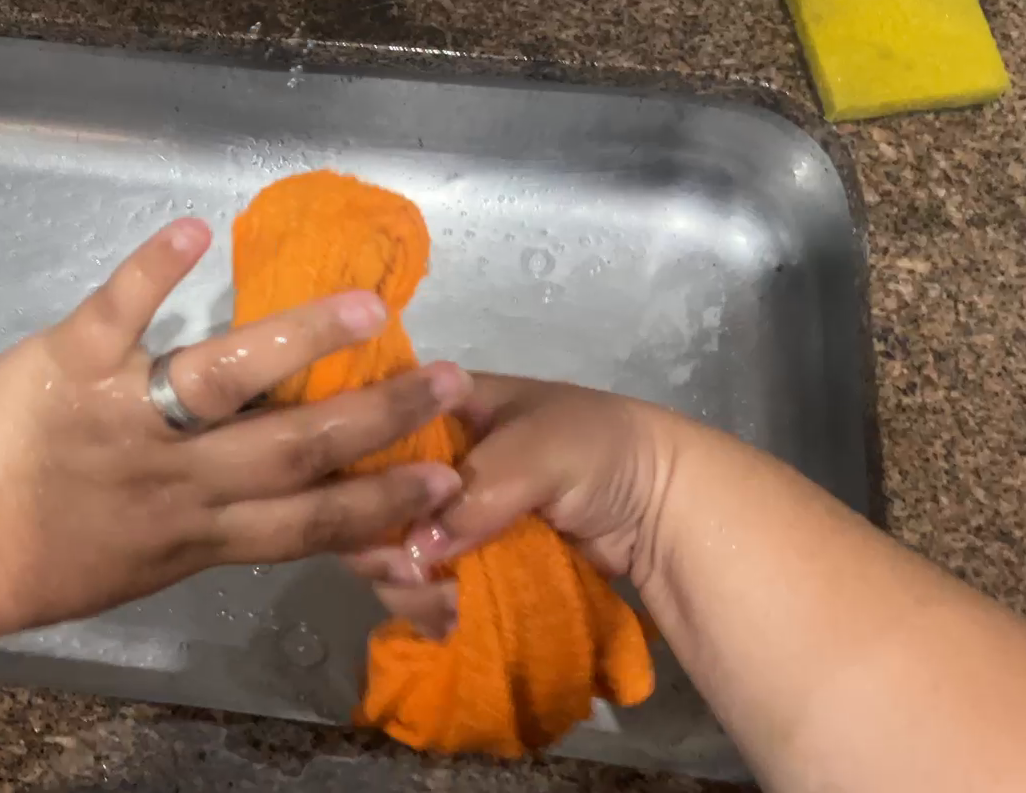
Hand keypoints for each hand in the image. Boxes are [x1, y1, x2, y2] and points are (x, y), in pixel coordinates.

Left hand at [0, 218, 471, 639]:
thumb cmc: (34, 567)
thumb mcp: (140, 568)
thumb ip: (206, 531)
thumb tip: (267, 501)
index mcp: (194, 534)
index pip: (306, 520)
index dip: (382, 499)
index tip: (445, 471)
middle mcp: (175, 478)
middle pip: (291, 447)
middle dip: (376, 416)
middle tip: (446, 379)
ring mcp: (121, 415)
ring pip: (223, 374)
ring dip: (296, 336)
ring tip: (363, 303)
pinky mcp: (68, 364)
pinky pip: (116, 310)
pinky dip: (152, 268)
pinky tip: (193, 228)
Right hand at [343, 373, 698, 637]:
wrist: (665, 508)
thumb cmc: (599, 449)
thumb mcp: (540, 448)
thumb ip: (479, 487)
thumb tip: (417, 548)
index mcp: (435, 407)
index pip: (370, 429)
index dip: (360, 465)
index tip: (367, 504)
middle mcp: (423, 457)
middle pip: (367, 495)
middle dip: (377, 537)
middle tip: (412, 571)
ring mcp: (439, 510)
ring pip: (386, 543)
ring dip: (403, 579)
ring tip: (445, 603)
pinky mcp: (459, 555)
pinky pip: (419, 580)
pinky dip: (425, 603)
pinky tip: (449, 618)